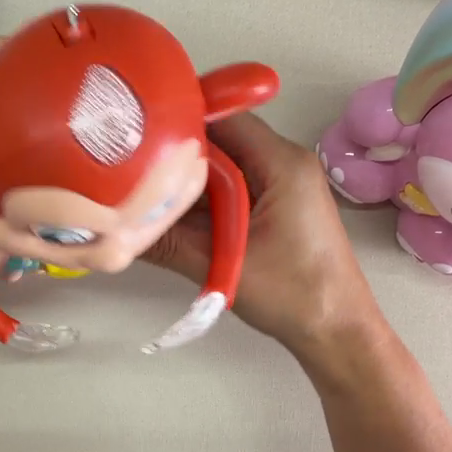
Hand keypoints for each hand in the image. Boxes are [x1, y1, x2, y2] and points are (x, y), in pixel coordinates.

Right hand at [144, 112, 384, 358]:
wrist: (337, 331)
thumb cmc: (293, 294)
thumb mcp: (223, 266)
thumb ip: (167, 244)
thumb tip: (114, 232)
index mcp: (281, 164)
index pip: (224, 120)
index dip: (180, 121)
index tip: (137, 134)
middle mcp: (281, 165)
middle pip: (219, 144)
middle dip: (174, 156)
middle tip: (125, 168)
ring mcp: (276, 188)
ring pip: (220, 172)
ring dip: (183, 184)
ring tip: (135, 193)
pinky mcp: (270, 211)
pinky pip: (227, 195)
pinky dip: (198, 204)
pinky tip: (163, 217)